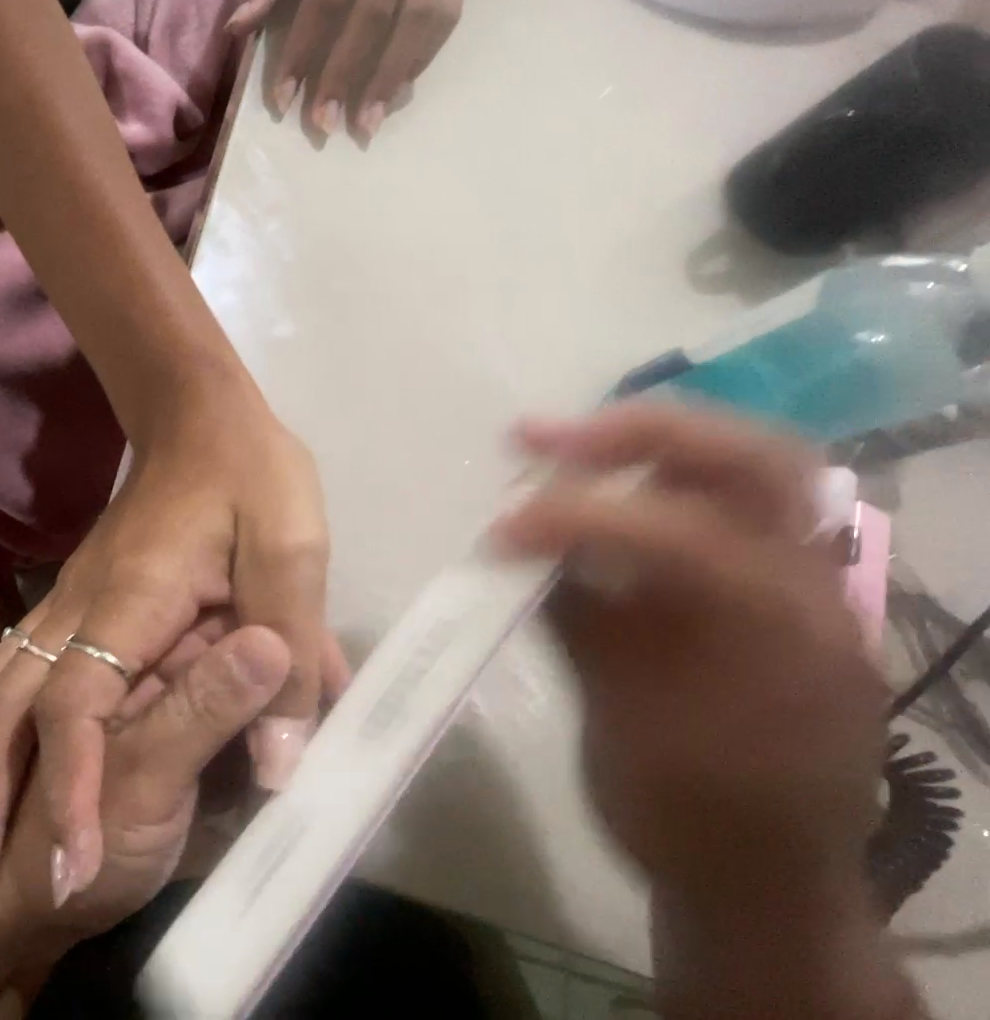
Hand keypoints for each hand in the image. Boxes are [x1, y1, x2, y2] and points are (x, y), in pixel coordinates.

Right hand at [0, 405, 349, 906]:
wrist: (198, 417)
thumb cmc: (251, 479)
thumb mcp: (291, 557)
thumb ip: (289, 657)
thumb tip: (278, 768)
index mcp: (130, 600)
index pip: (78, 701)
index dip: (72, 787)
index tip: (70, 865)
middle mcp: (77, 607)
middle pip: (6, 698)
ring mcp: (65, 602)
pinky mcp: (72, 602)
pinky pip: (13, 670)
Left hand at [228, 0, 464, 142]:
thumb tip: (237, 27)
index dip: (303, 49)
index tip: (284, 101)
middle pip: (376, 9)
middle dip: (348, 72)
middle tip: (326, 125)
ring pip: (424, 13)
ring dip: (393, 75)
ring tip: (368, 124)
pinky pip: (449, 9)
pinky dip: (422, 56)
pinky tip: (397, 92)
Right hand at [490, 404, 888, 895]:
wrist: (761, 874)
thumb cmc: (685, 806)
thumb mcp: (617, 716)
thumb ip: (575, 617)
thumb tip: (512, 552)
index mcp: (779, 629)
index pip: (680, 532)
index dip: (578, 517)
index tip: (496, 533)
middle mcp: (811, 587)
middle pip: (748, 459)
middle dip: (637, 434)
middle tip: (538, 439)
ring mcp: (806, 587)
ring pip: (747, 471)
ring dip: (650, 447)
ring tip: (561, 451)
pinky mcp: (778, 596)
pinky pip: (727, 512)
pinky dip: (659, 488)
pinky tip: (601, 503)